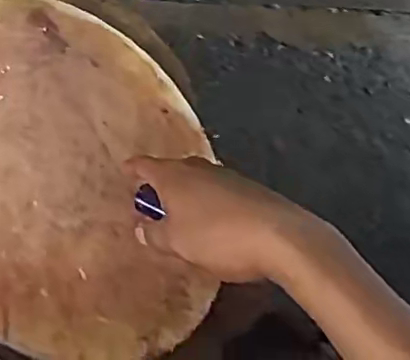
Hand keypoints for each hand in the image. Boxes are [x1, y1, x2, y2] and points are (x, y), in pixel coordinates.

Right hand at [125, 157, 331, 284]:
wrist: (285, 238)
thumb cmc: (219, 237)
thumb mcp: (178, 244)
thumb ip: (155, 235)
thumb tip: (141, 228)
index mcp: (169, 175)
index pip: (141, 165)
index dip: (131, 170)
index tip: (125, 174)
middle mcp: (193, 167)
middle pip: (170, 171)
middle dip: (163, 185)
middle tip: (159, 206)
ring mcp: (225, 174)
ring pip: (198, 180)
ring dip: (192, 195)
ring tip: (193, 218)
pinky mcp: (252, 188)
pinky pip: (223, 192)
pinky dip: (217, 203)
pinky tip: (225, 225)